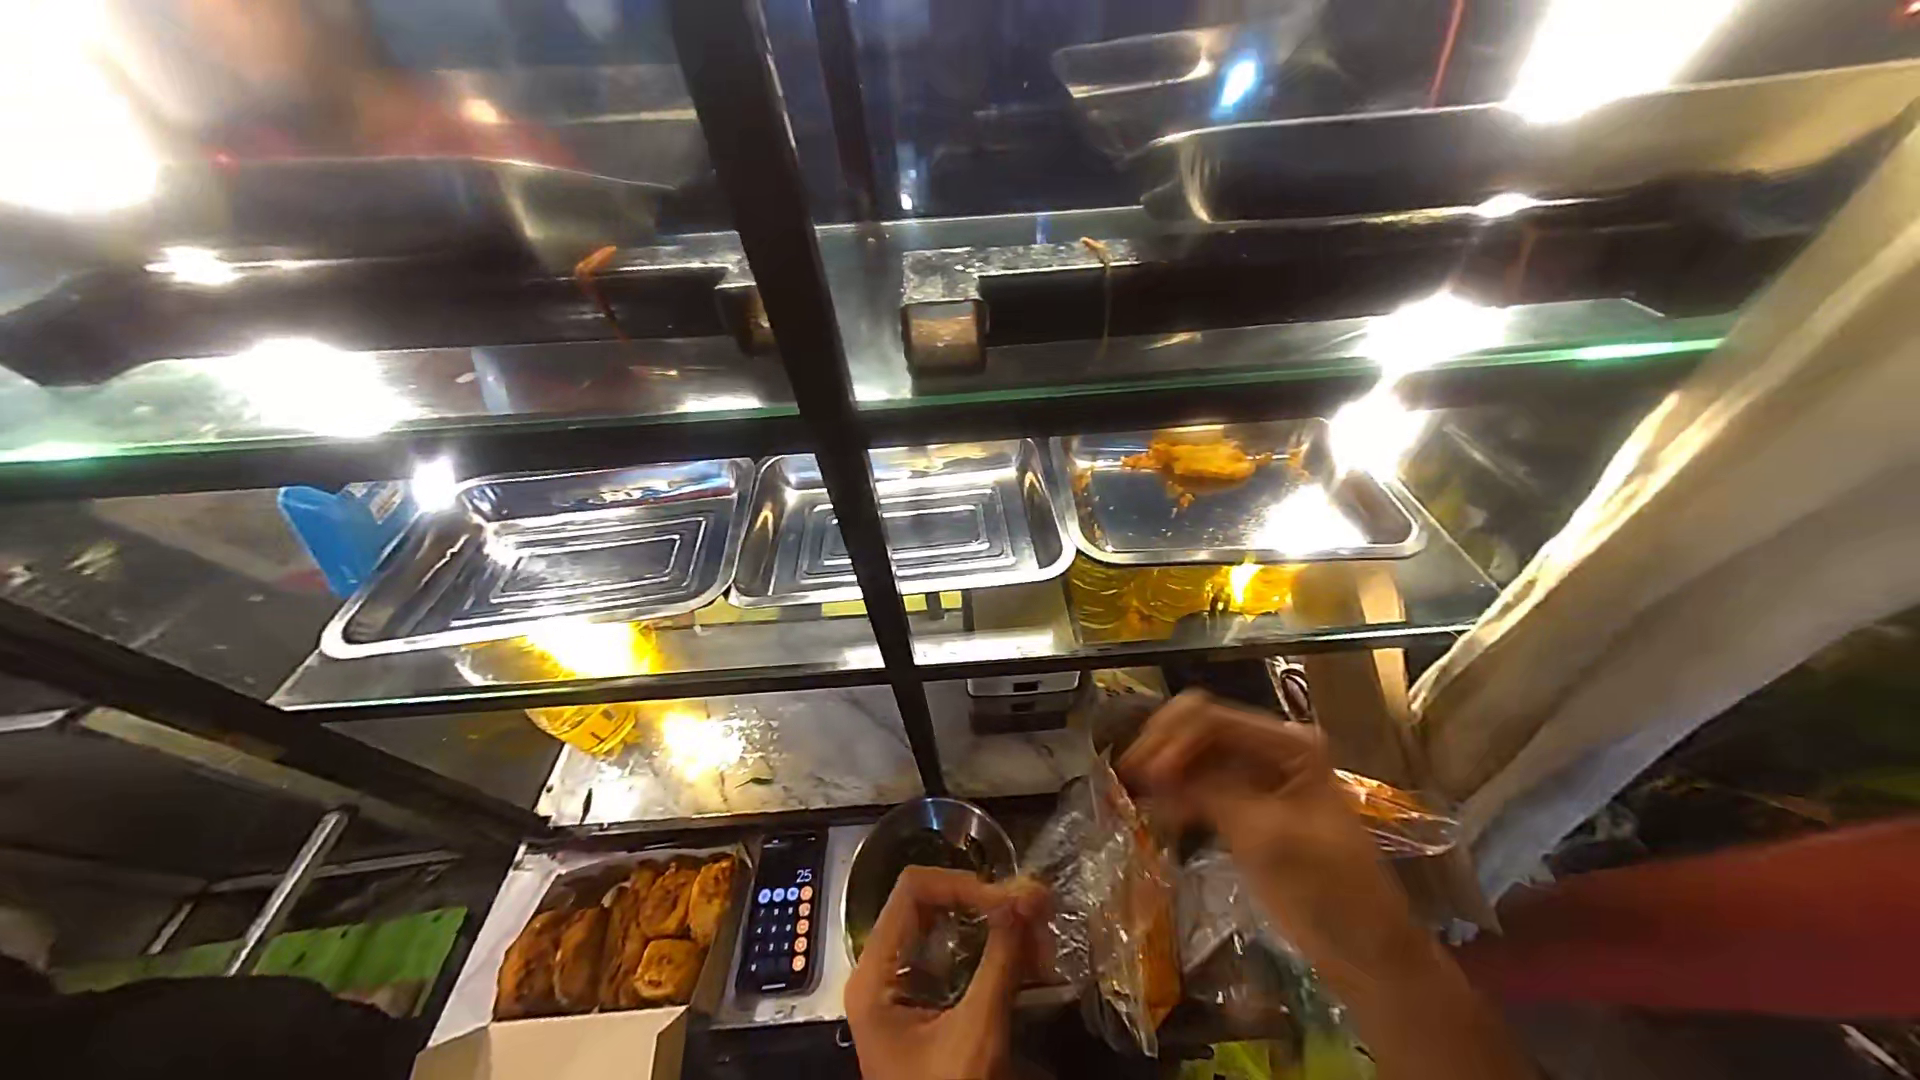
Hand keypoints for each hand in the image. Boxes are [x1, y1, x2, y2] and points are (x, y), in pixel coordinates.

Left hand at [844, 867, 1044, 1079]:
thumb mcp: (976, 1035)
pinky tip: (1030, 958)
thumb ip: (1001, 960)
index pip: (914, 890)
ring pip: (949, 927)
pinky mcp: (925, 1001)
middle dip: (987, 903)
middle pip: (932, 902)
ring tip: (1042, 935)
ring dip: (997, 925)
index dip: (963, 885)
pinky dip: (994, 950)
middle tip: (1037, 911)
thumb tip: (1029, 895)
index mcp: (876, 973)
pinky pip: (958, 955)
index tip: (1011, 903)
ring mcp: (903, 985)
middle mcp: (883, 968)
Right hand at [1119, 692, 1536, 1079]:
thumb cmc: (1330, 888)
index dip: (1175, 739)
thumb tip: (1153, 771)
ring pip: (1190, 753)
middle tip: (1130, 774)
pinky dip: (1171, 790)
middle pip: (1198, 727)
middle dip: (1162, 745)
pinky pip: (1193, 782)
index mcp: (1288, 744)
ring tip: (1131, 788)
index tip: (1147, 773)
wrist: (1362, 948)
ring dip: (1161, 766)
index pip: (1214, 720)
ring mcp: (1251, 776)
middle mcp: (1266, 749)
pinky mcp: (1238, 803)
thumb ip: (1214, 794)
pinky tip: (1152, 807)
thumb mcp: (1270, 837)